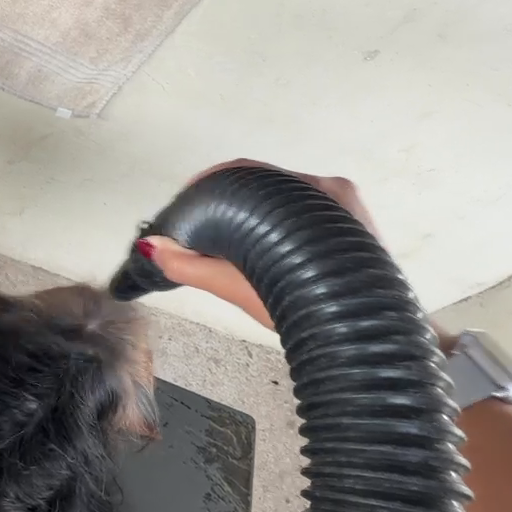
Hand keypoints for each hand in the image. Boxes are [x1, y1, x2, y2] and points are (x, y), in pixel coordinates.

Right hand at [142, 160, 378, 329]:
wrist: (359, 339)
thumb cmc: (308, 309)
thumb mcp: (238, 287)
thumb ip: (191, 265)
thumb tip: (152, 248)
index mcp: (306, 192)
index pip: (244, 172)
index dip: (206, 186)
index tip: (183, 208)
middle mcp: (328, 189)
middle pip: (260, 184)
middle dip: (224, 202)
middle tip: (194, 228)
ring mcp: (343, 204)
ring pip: (279, 197)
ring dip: (247, 212)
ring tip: (219, 238)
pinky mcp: (350, 223)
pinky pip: (298, 209)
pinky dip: (270, 220)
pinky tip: (252, 243)